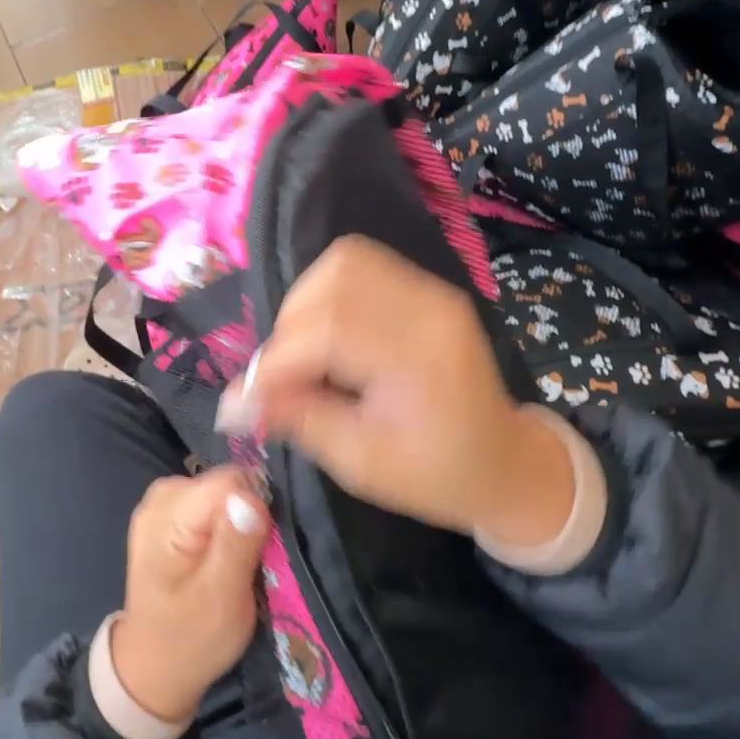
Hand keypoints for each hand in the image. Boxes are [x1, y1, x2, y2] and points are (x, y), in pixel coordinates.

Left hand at [113, 467, 268, 723]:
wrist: (154, 666)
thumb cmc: (190, 638)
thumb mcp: (221, 600)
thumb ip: (236, 545)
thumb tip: (251, 496)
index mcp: (168, 515)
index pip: (229, 481)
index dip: (254, 508)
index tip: (261, 546)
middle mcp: (161, 497)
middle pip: (225, 483)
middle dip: (245, 515)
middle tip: (246, 561)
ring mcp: (162, 504)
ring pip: (221, 492)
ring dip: (236, 523)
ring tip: (234, 562)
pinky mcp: (169, 515)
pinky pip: (210, 503)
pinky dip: (223, 526)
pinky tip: (220, 555)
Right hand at [221, 235, 574, 545]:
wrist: (507, 465)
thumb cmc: (437, 475)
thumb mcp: (362, 462)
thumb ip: (298, 419)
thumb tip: (232, 401)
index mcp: (421, 358)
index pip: (330, 328)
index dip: (278, 359)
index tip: (246, 398)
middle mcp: (429, 308)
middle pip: (335, 280)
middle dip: (290, 327)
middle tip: (280, 377)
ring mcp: (431, 290)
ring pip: (344, 262)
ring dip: (306, 303)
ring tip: (302, 353)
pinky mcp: (426, 288)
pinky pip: (360, 267)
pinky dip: (326, 293)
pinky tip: (324, 335)